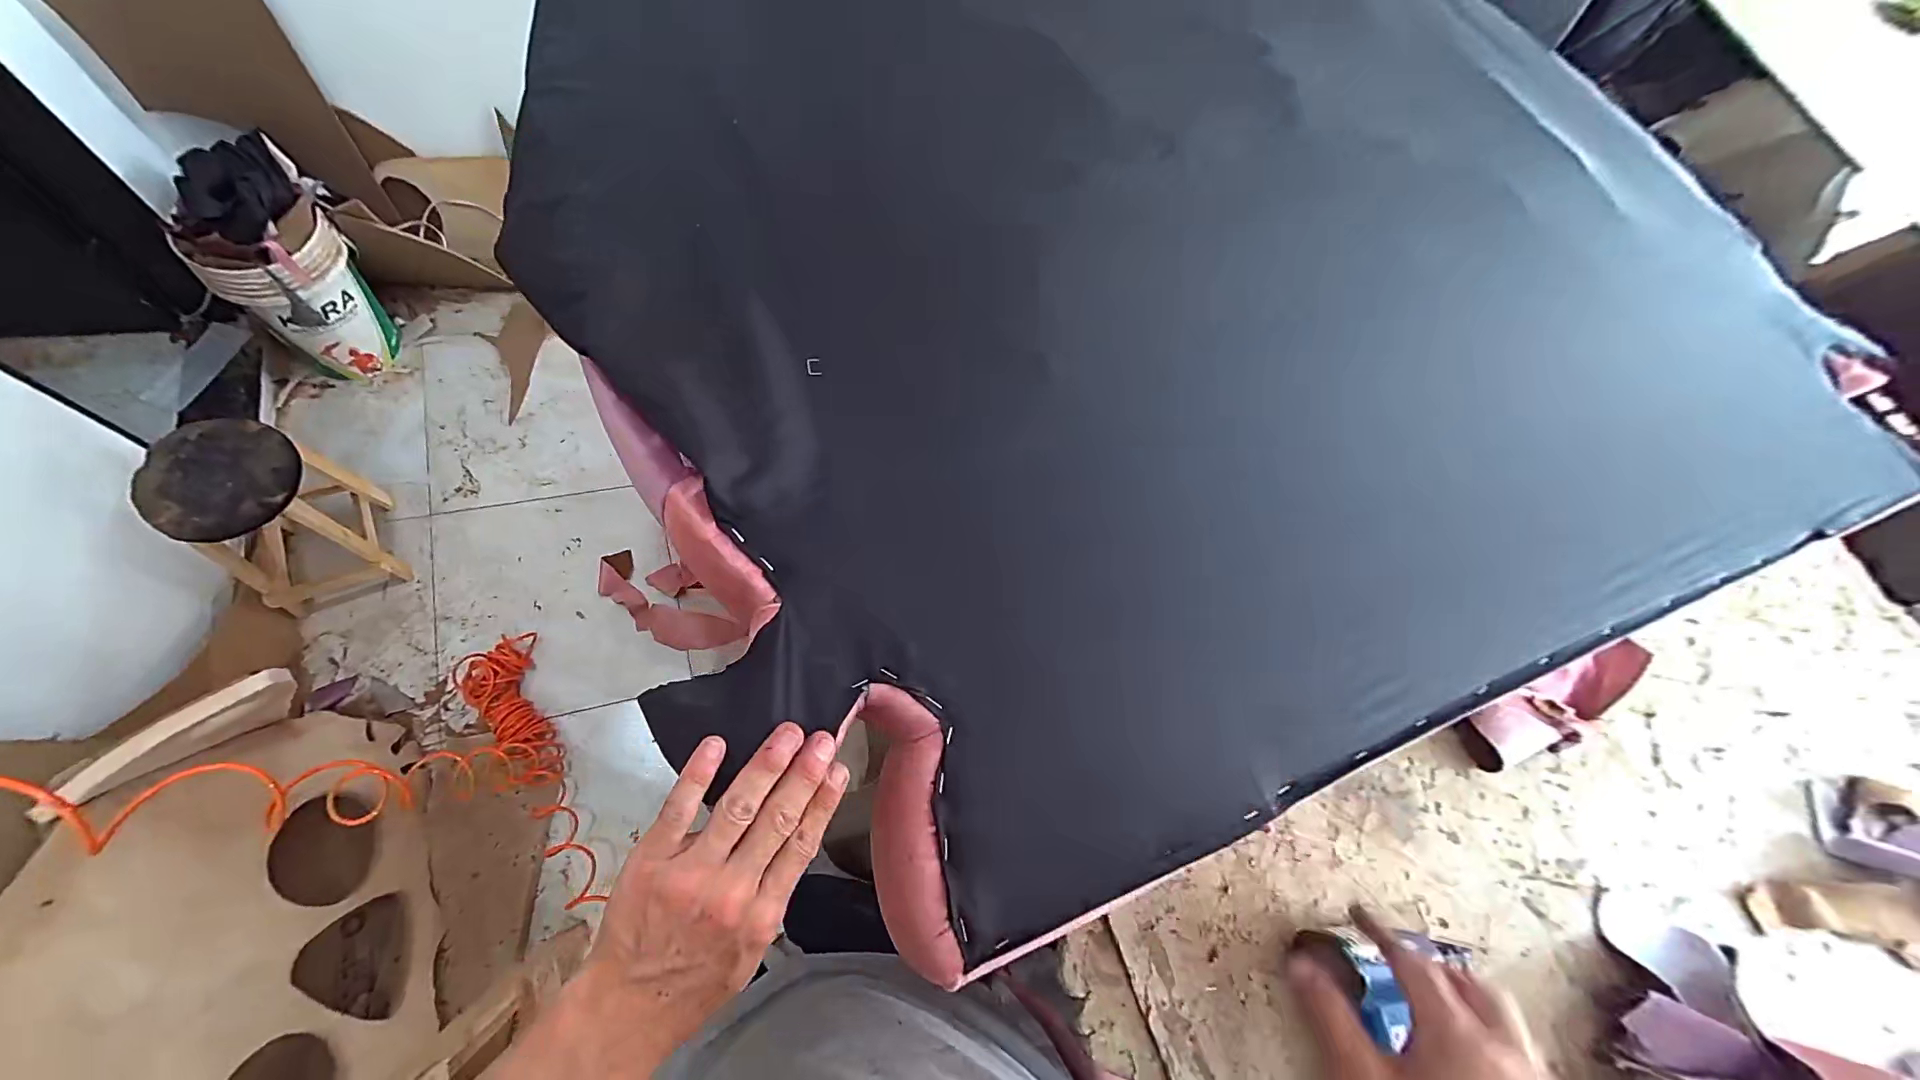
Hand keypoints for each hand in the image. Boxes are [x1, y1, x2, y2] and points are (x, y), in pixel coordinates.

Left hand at [496, 723, 848, 1078]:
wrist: (628, 1008)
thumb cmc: (693, 980)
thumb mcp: (752, 951)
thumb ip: (774, 899)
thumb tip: (795, 846)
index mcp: (761, 914)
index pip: (801, 844)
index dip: (823, 802)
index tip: (837, 771)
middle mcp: (730, 891)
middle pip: (777, 819)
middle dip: (803, 774)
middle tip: (822, 740)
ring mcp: (690, 872)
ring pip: (738, 807)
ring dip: (766, 765)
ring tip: (787, 735)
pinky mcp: (652, 860)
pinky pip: (678, 810)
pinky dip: (698, 775)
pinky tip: (715, 746)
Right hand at [1289, 908, 1546, 1079]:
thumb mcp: (1362, 1075)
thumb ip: (1330, 1015)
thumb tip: (1301, 965)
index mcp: (1455, 1030)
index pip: (1411, 961)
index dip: (1380, 933)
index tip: (1359, 917)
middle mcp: (1502, 1049)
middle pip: (1470, 983)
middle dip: (1432, 963)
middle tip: (1400, 955)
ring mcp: (1528, 1079)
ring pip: (1503, 1018)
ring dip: (1467, 996)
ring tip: (1439, 997)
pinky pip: (1520, 1053)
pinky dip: (1490, 1035)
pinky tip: (1472, 1056)